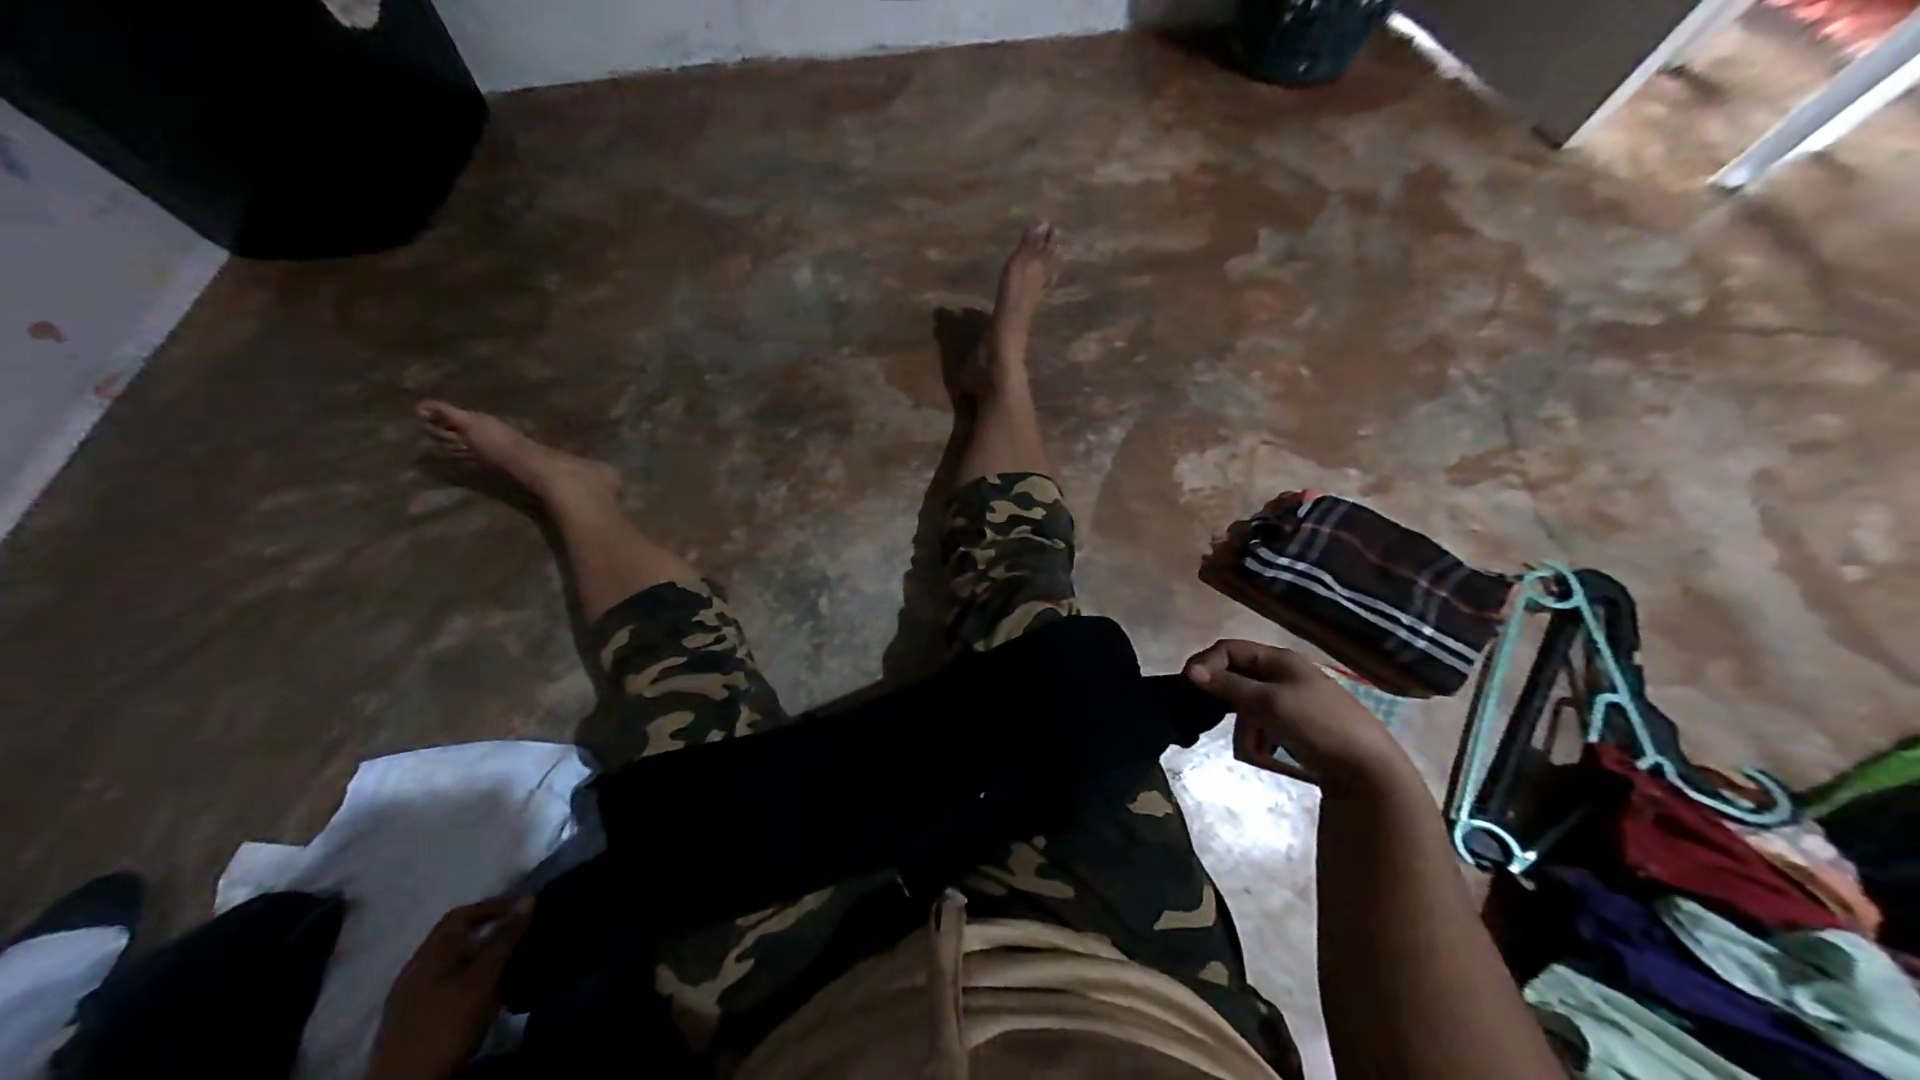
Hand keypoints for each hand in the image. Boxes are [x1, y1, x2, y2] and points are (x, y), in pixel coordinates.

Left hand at [366, 896, 533, 1079]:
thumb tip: (528, 898)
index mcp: (430, 954)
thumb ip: (505, 938)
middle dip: (492, 933)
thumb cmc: (447, 1023)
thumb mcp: (483, 978)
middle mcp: (417, 969)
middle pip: (457, 939)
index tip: (525, 908)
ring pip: (455, 963)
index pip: (462, 914)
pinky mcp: (415, 1019)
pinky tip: (489, 994)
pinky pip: (450, 984)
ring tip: (513, 965)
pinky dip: (473, 980)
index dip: (494, 906)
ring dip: (484, 959)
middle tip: (523, 936)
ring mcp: (412, 996)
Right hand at [1184, 639, 1416, 793]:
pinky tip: (1257, 747)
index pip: (1229, 649)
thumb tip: (1191, 672)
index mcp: (1279, 660)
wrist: (1367, 769)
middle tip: (1201, 711)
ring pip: (1246, 700)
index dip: (1206, 663)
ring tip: (1240, 737)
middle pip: (1236, 674)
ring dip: (1238, 717)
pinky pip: (1261, 720)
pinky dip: (1253, 731)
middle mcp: (1283, 674)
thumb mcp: (1268, 703)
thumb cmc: (1317, 725)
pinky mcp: (1295, 724)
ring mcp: (1290, 700)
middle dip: (1219, 692)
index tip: (1188, 686)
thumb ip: (1229, 686)